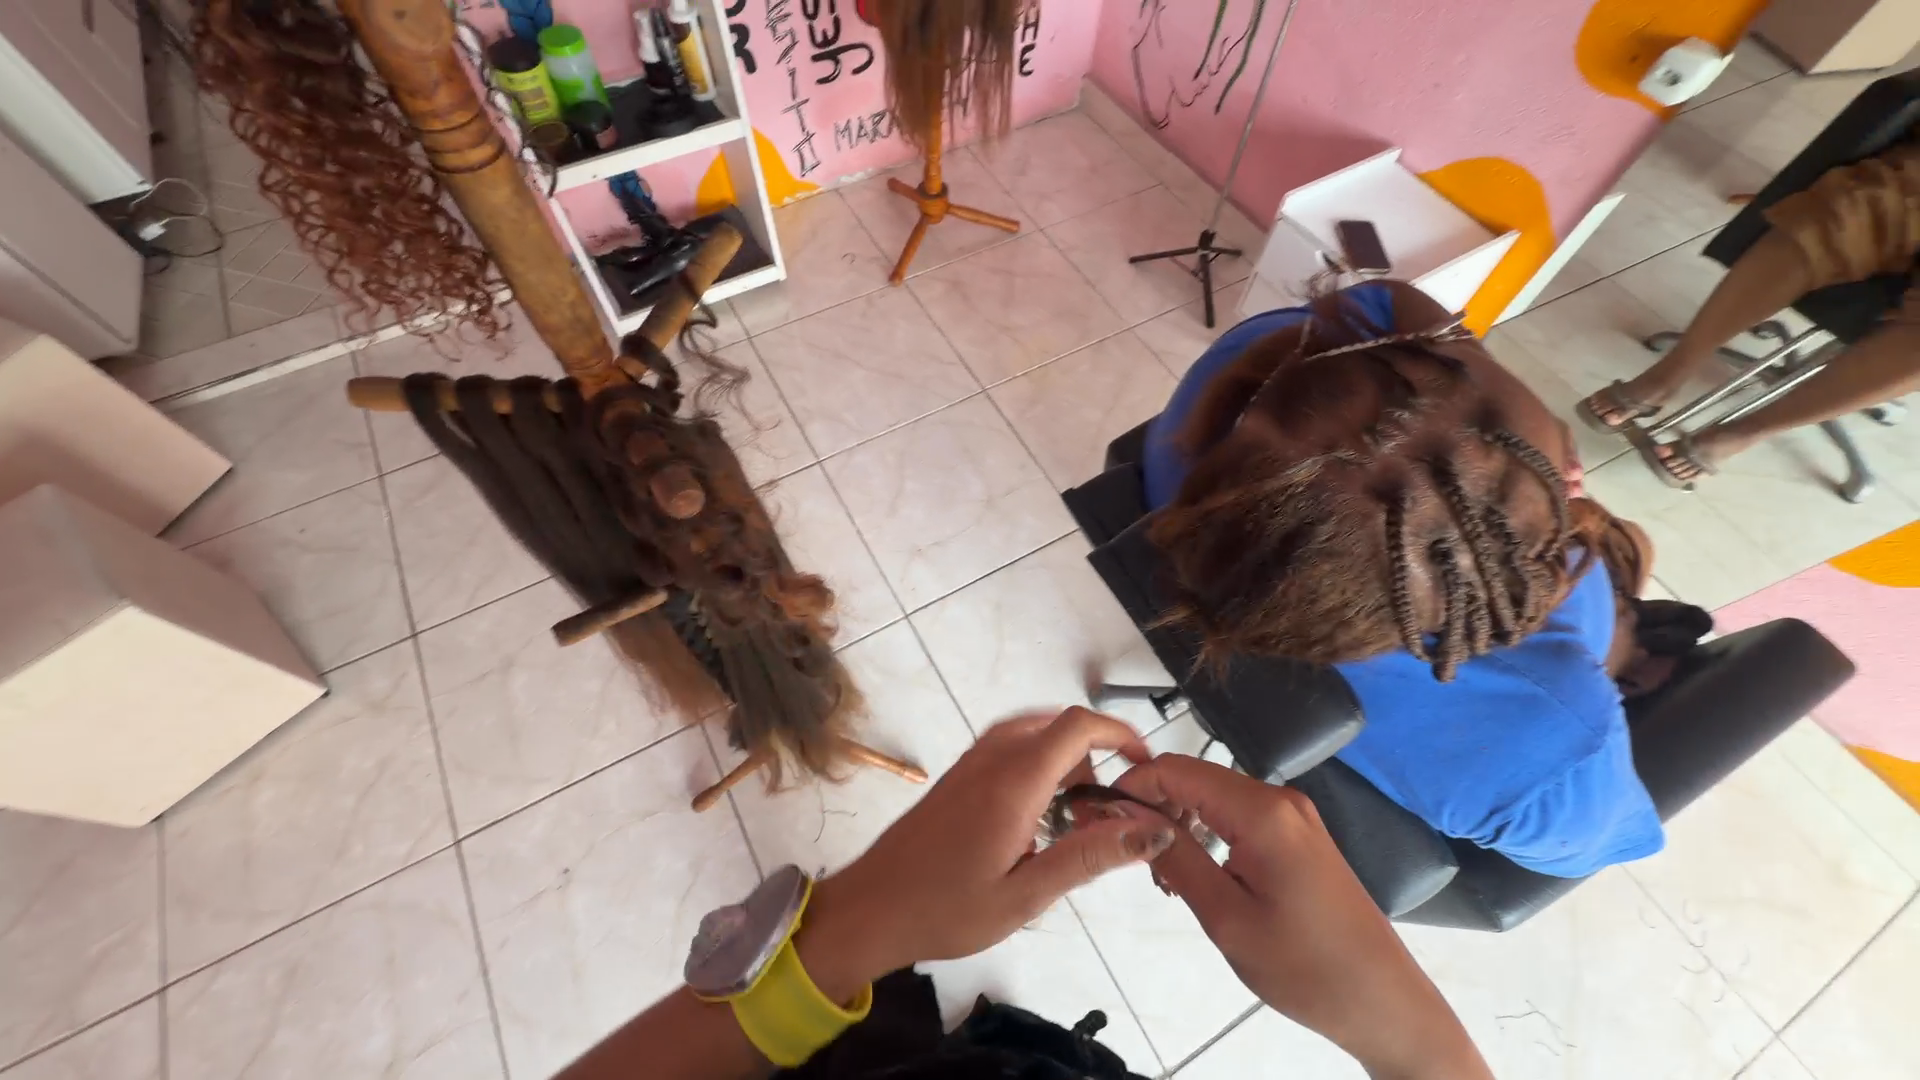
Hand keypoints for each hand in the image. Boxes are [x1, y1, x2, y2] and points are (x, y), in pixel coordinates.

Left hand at [796, 707, 1176, 997]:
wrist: (872, 906)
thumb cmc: (947, 908)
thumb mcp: (1026, 894)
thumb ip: (1089, 857)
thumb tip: (1150, 830)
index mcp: (1014, 779)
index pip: (1078, 726)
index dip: (1120, 734)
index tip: (1145, 766)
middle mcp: (993, 755)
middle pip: (1059, 725)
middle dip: (1096, 754)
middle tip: (1107, 811)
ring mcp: (972, 759)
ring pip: (1035, 732)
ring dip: (1066, 760)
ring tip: (1075, 816)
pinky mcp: (960, 772)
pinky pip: (1012, 745)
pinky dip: (1039, 762)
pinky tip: (1038, 813)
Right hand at [1113, 756, 1491, 1079]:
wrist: (1387, 1005)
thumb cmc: (1305, 968)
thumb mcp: (1225, 916)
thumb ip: (1173, 854)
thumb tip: (1125, 812)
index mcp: (1260, 811)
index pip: (1174, 769)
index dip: (1130, 785)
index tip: (1098, 818)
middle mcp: (1277, 798)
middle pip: (1193, 778)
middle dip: (1152, 806)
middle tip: (1128, 856)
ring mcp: (1292, 814)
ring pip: (1213, 795)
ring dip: (1179, 822)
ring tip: (1166, 876)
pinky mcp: (1299, 834)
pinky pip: (1238, 815)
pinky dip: (1208, 832)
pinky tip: (1199, 873)